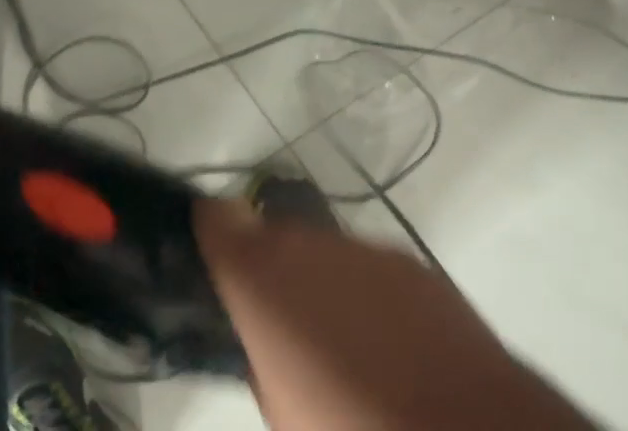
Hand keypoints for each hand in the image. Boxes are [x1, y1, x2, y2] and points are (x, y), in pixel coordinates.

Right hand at [194, 198, 593, 429]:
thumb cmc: (351, 430)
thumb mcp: (279, 410)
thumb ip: (258, 356)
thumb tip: (261, 342)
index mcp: (258, 274)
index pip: (212, 218)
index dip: (210, 236)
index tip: (213, 265)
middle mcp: (305, 245)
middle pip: (270, 234)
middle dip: (270, 267)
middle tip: (281, 321)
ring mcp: (365, 252)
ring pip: (323, 251)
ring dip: (322, 282)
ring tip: (344, 341)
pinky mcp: (418, 269)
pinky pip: (372, 271)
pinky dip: (369, 296)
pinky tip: (391, 345)